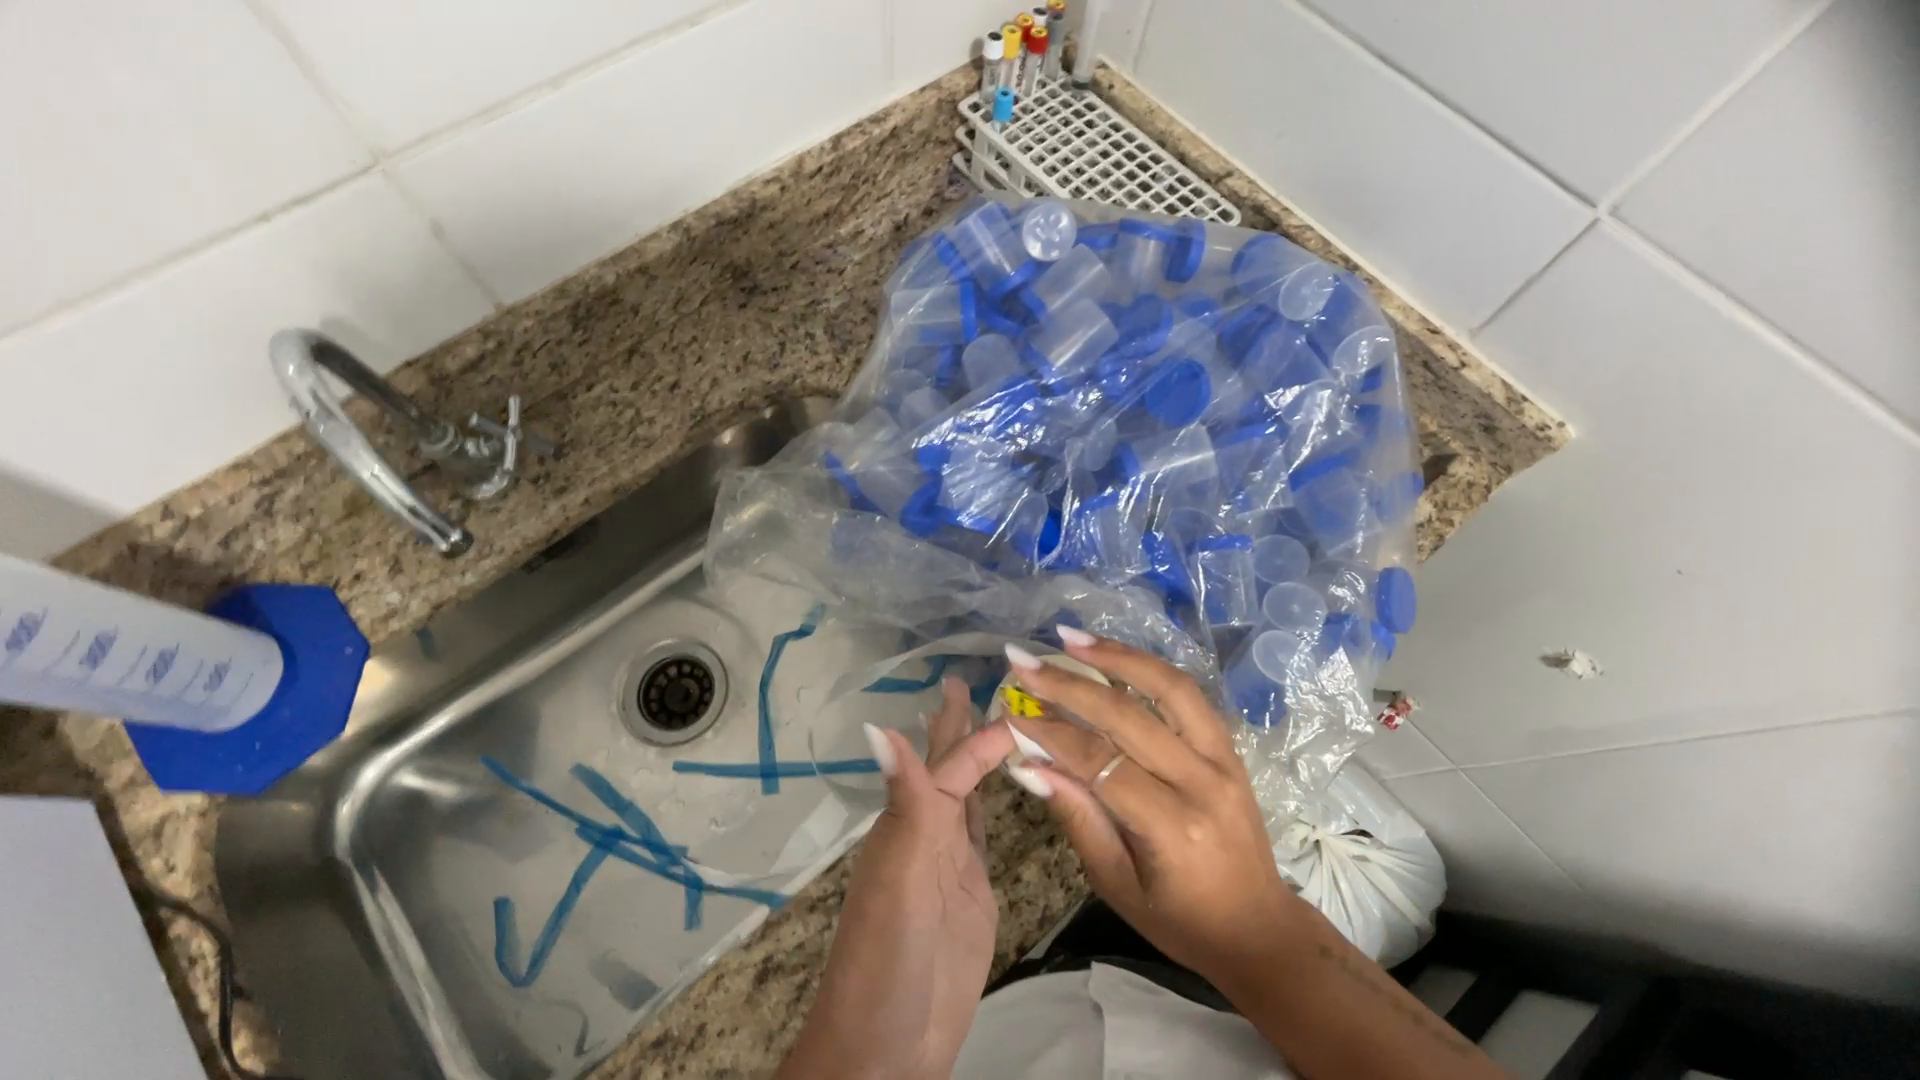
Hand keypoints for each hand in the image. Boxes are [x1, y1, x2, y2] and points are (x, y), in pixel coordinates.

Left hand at [777, 676, 1014, 1079]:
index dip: (979, 736)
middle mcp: (927, 836)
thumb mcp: (898, 876)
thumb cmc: (887, 957)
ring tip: (985, 724)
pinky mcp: (971, 895)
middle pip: (947, 770)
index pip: (950, 766)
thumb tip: (877, 724)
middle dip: (956, 728)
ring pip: (966, 798)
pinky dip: (991, 806)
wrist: (887, 1046)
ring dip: (972, 760)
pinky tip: (995, 792)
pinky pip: (983, 835)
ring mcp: (950, 866)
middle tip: (965, 681)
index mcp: (908, 826)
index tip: (1017, 705)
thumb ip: (904, 803)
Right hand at [1003, 629, 1305, 990]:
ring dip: (1116, 656)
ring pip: (1168, 688)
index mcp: (1172, 827)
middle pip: (1128, 716)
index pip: (1099, 762)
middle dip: (1068, 683)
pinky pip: (1188, 696)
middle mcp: (1202, 782)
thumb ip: (1076, 816)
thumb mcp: (1116, 882)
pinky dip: (1148, 669)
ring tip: (1070, 638)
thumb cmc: (1179, 920)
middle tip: (1023, 661)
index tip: (1009, 710)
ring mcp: (1224, 759)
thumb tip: (1028, 763)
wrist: (1257, 927)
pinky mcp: (1231, 749)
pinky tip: (1114, 655)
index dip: (1050, 733)